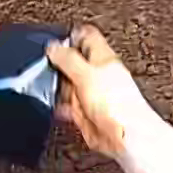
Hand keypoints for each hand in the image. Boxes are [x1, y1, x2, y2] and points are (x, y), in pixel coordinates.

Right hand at [46, 25, 154, 159]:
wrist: (124, 136)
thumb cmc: (118, 105)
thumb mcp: (87, 74)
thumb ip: (68, 59)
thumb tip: (53, 47)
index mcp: (103, 58)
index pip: (86, 37)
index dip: (70, 36)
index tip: (54, 42)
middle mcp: (98, 75)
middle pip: (73, 61)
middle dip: (58, 64)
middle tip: (48, 68)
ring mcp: (91, 94)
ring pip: (68, 84)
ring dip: (58, 87)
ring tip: (51, 89)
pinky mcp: (85, 113)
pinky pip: (68, 105)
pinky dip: (60, 106)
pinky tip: (58, 107)